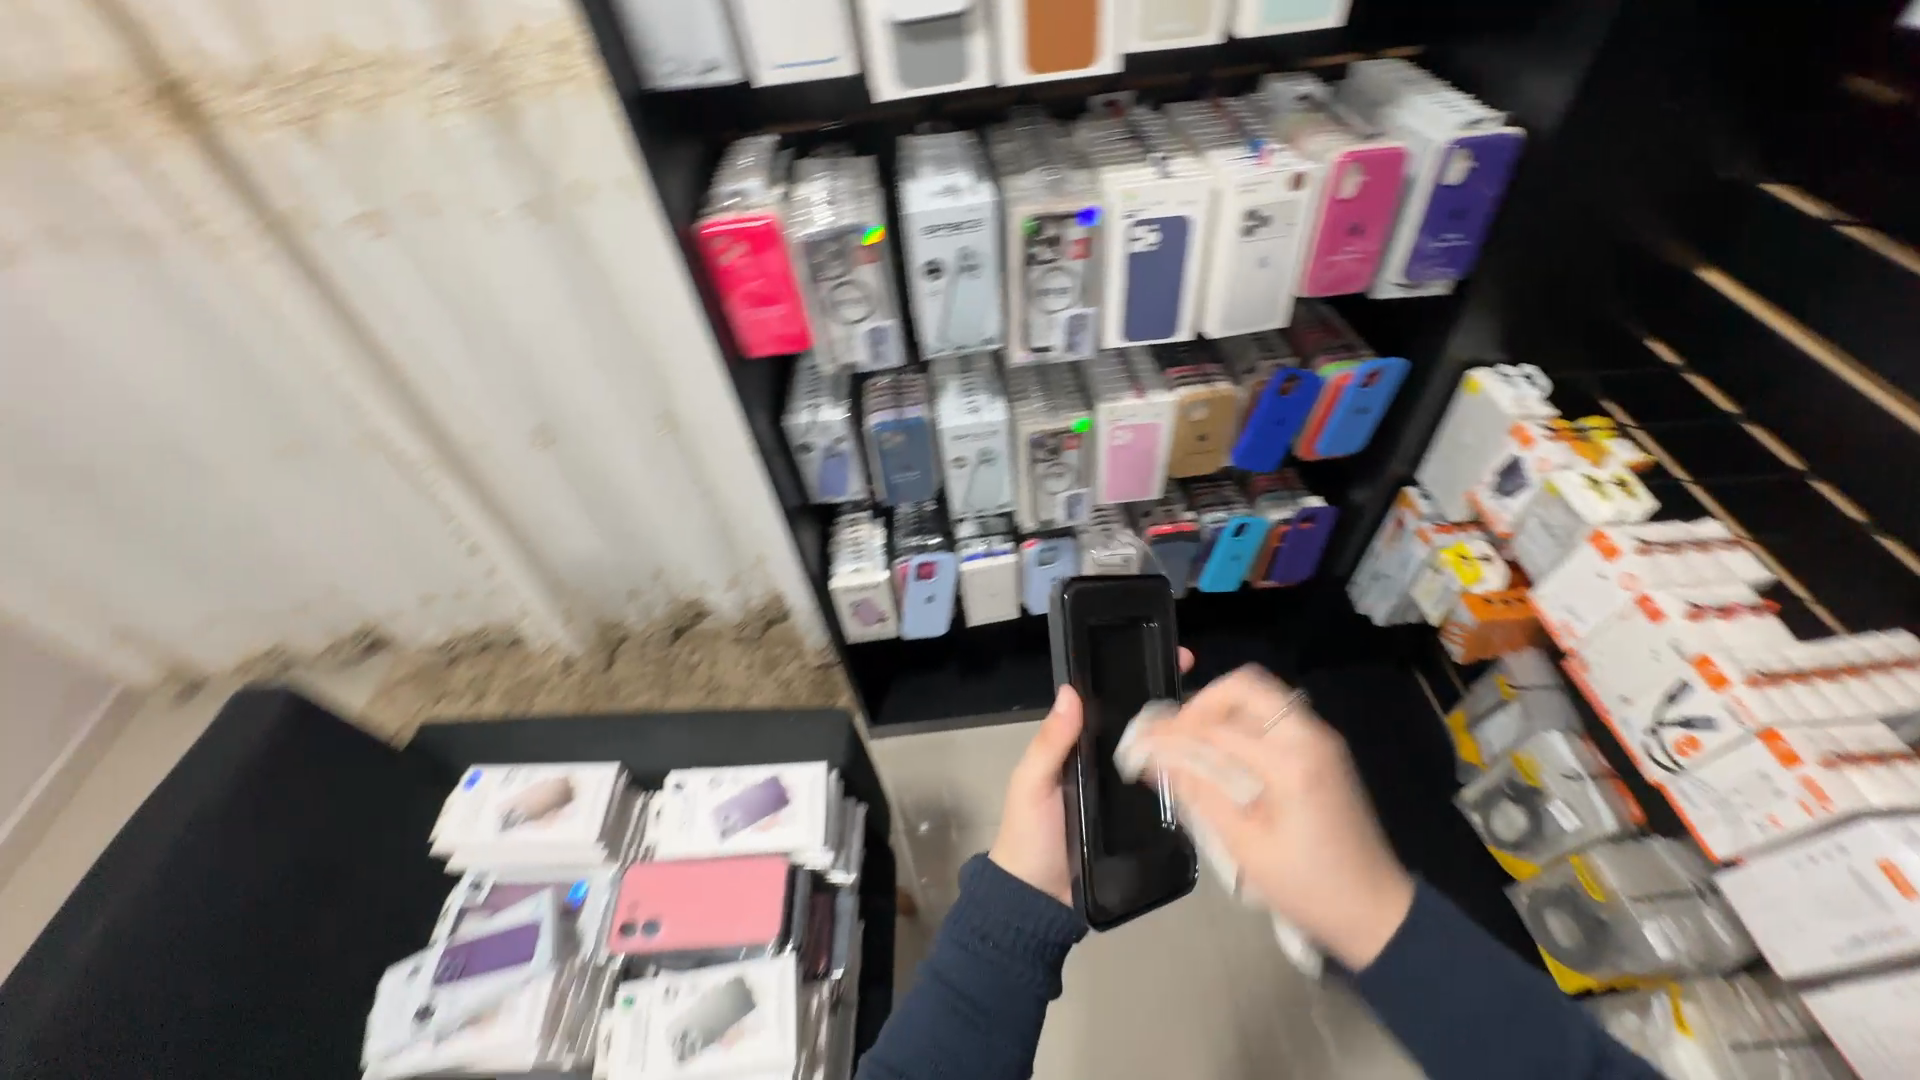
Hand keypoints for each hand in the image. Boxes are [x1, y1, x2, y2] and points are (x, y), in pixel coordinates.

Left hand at [989, 648, 1194, 906]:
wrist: (1040, 900)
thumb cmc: (1030, 834)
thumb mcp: (1031, 783)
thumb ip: (1049, 743)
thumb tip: (1070, 690)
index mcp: (1078, 746)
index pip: (1110, 704)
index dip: (1137, 680)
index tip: (1171, 657)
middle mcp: (1107, 762)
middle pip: (1144, 727)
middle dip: (1174, 706)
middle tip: (1210, 690)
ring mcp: (1128, 792)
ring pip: (1161, 758)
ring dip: (1188, 741)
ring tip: (1223, 723)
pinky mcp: (1144, 822)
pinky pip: (1167, 794)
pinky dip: (1188, 781)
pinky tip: (1215, 770)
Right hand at [1150, 665, 1415, 970]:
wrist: (1377, 912)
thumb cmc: (1309, 888)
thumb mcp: (1245, 847)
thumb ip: (1198, 793)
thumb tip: (1155, 758)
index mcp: (1291, 763)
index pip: (1216, 728)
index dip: (1172, 732)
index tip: (1140, 741)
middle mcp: (1310, 737)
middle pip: (1245, 686)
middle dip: (1201, 703)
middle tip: (1174, 735)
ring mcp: (1320, 739)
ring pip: (1259, 696)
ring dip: (1220, 710)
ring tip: (1191, 743)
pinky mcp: (1322, 749)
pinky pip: (1273, 715)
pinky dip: (1241, 722)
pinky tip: (1222, 754)